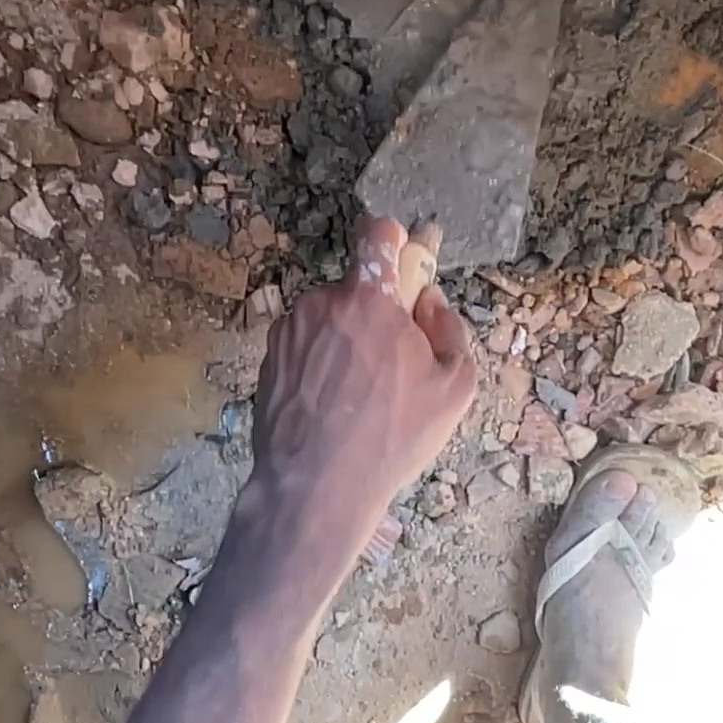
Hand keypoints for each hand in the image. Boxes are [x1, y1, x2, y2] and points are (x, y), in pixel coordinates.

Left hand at [252, 217, 476, 536]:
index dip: (395, 245)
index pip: (379, 235)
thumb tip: (427, 303)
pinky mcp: (267, 361)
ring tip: (357, 399)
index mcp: (369, 299)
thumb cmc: (391, 437)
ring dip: (345, 343)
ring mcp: (288, 332)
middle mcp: (321, 303)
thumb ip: (449, 329)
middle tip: (391, 367)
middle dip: (376, 316)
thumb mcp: (454, 387)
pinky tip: (329, 408)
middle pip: (357, 291)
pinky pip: (304, 348)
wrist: (316, 487)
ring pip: (329, 322)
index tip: (402, 270)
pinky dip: (319, 366)